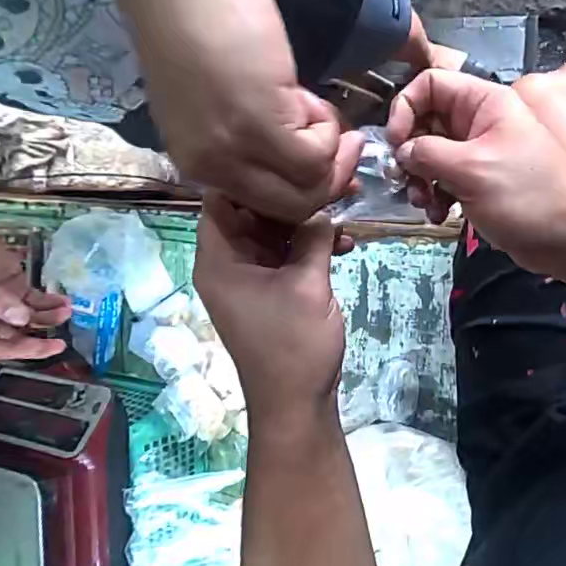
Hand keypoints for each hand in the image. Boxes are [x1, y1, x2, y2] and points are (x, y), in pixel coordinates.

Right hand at [0, 185, 72, 360]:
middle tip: (63, 339)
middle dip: (38, 337)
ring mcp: (1, 300)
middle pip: (14, 335)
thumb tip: (22, 319)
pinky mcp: (13, 285)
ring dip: (48, 317)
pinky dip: (50, 302)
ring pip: (28, 317)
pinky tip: (64, 300)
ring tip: (67, 311)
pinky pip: (35, 299)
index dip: (18, 351)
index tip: (44, 348)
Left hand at [132, 0, 362, 222]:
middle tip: (348, 141)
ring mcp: (234, 151)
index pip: (270, 206)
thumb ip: (257, 137)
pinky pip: (316, 155)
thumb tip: (309, 153)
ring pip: (310, 185)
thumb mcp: (223, 100)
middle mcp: (212, 169)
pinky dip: (327, 129)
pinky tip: (307, 95)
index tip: (333, 160)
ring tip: (316, 105)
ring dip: (329, 147)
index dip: (310, 187)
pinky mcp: (260, 126)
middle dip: (331, 179)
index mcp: (200, 165)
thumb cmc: (197, 20)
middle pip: (294, 207)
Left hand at [192, 194, 351, 418]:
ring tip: (345, 209)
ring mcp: (251, 279)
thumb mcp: (308, 284)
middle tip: (331, 180)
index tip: (290, 162)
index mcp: (220, 259)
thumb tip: (321, 205)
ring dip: (307, 223)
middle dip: (291, 198)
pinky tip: (344, 243)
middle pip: (252, 214)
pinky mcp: (272, 292)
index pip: (223, 200)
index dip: (253, 178)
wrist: (296, 403)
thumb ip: (313, 237)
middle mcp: (228, 264)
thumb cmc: (294, 344)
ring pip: (274, 234)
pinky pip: (287, 257)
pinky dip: (311, 247)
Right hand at [387, 70, 565, 275]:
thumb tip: (402, 151)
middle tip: (406, 180)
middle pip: (426, 122)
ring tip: (425, 203)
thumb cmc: (528, 195)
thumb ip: (428, 153)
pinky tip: (439, 214)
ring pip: (432, 155)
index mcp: (484, 103)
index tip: (396, 142)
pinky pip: (445, 181)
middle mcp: (480, 122)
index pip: (430, 84)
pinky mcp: (480, 183)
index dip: (406, 107)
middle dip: (410, 152)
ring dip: (420, 180)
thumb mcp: (472, 168)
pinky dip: (436, 196)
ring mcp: (479, 154)